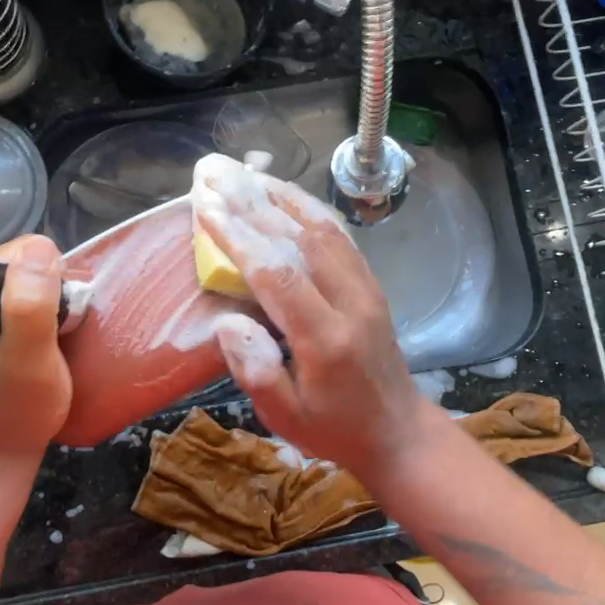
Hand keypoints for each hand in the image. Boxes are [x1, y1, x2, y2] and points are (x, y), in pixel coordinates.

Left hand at [0, 235, 72, 467]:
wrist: (1, 457)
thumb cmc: (15, 409)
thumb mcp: (27, 356)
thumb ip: (28, 303)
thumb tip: (40, 249)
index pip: (18, 252)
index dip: (48, 280)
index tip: (54, 322)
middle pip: (22, 265)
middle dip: (49, 295)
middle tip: (52, 338)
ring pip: (26, 284)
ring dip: (48, 309)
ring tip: (49, 344)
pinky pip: (22, 304)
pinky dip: (41, 320)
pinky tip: (44, 346)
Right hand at [193, 158, 439, 473]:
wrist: (397, 432)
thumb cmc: (333, 428)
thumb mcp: (284, 417)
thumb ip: (255, 371)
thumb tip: (228, 322)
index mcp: (326, 338)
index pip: (278, 274)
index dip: (240, 237)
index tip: (206, 206)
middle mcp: (351, 303)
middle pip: (300, 239)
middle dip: (253, 203)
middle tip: (216, 175)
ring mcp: (366, 289)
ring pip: (324, 228)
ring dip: (282, 197)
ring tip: (246, 173)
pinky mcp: (371, 284)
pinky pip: (340, 236)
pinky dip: (310, 210)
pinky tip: (286, 195)